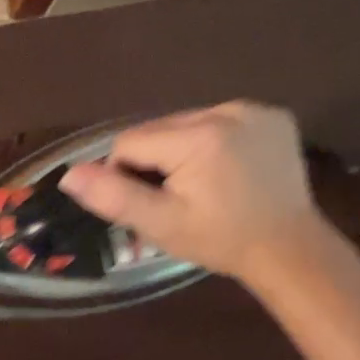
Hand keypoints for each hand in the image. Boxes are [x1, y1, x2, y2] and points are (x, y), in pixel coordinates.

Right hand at [58, 102, 323, 280]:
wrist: (289, 249)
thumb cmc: (219, 240)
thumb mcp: (161, 225)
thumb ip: (114, 197)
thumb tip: (70, 175)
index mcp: (198, 137)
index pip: (130, 142)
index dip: (128, 174)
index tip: (151, 203)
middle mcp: (227, 110)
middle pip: (159, 128)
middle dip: (156, 161)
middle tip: (175, 199)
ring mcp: (255, 110)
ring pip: (188, 123)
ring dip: (182, 150)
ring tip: (201, 186)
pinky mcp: (273, 116)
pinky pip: (221, 121)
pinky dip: (214, 142)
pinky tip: (227, 170)